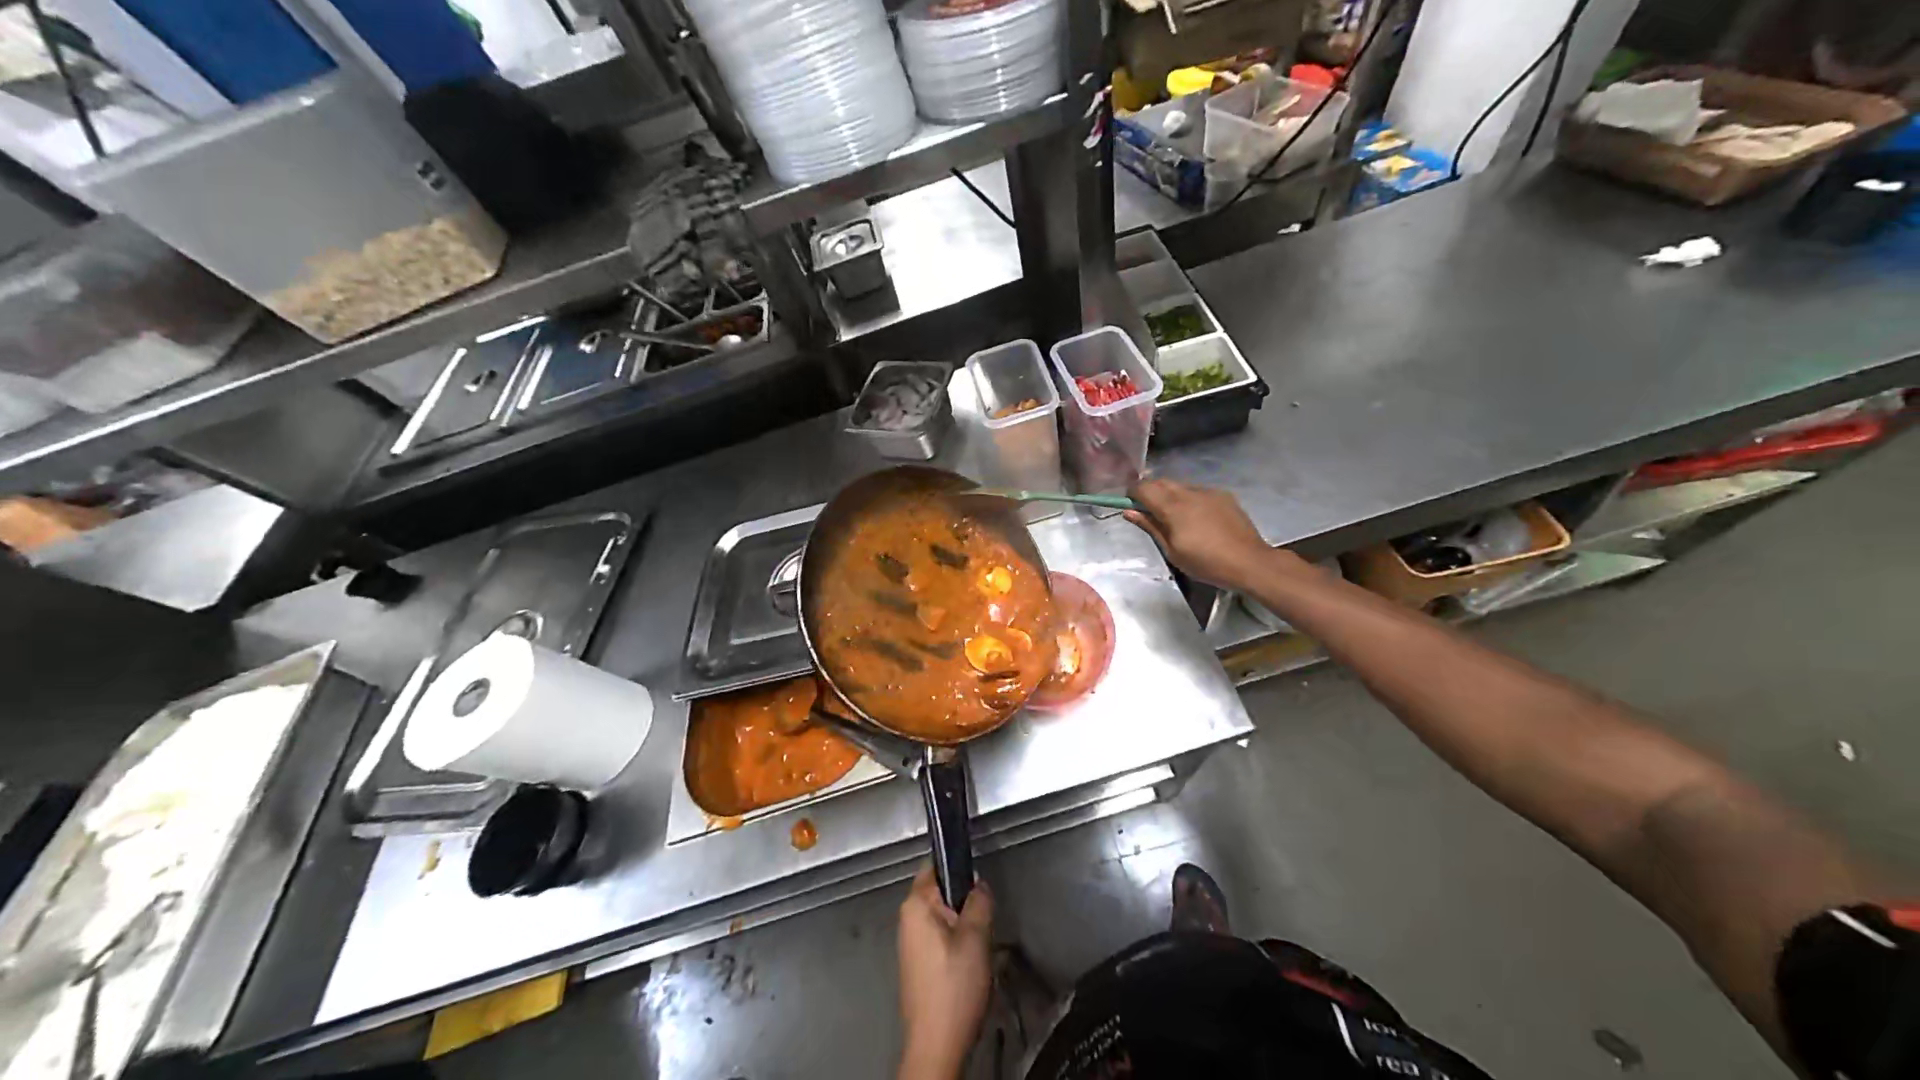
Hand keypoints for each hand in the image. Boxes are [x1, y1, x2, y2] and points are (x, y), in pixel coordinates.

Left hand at [897, 865, 993, 1079]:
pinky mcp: (917, 963)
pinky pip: (940, 938)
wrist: (936, 1045)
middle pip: (942, 893)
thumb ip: (979, 901)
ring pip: (944, 917)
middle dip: (965, 903)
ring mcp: (910, 942)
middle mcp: (907, 918)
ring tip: (980, 947)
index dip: (960, 870)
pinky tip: (970, 966)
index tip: (980, 886)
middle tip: (985, 923)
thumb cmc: (955, 986)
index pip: (936, 866)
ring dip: (964, 926)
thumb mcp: (976, 937)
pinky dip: (957, 944)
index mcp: (915, 904)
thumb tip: (977, 882)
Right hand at [1127, 478, 1301, 588]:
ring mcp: (1208, 491)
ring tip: (1173, 516)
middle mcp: (1189, 492)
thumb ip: (1150, 527)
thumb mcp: (1171, 550)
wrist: (1249, 562)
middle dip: (1149, 491)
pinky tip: (1196, 517)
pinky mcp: (1223, 495)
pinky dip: (1188, 498)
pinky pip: (1197, 491)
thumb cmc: (1206, 562)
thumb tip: (1129, 512)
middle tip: (1147, 511)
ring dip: (1169, 494)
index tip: (1129, 504)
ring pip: (1179, 485)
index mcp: (1173, 507)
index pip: (1143, 488)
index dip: (1131, 493)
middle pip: (1160, 481)